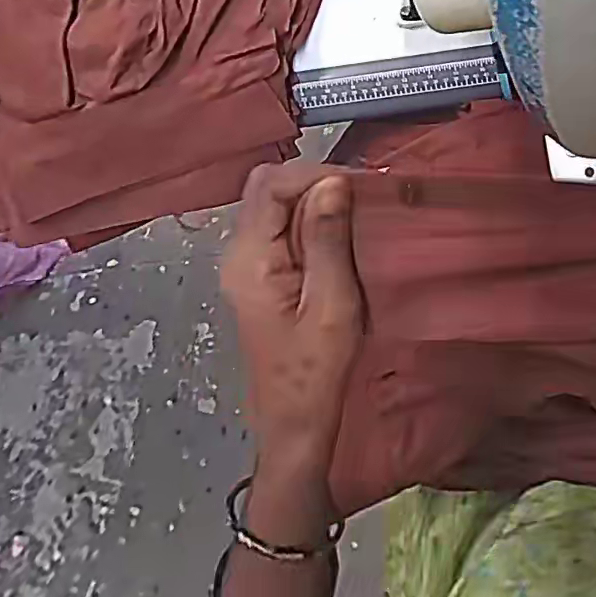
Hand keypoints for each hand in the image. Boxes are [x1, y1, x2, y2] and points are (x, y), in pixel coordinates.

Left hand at [221, 163, 365, 468]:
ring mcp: (246, 261)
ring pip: (274, 202)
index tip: (358, 187)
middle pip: (266, 187)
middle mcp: (237, 252)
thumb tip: (332, 181)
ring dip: (314, 199)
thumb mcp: (332, 302)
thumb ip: (328, 239)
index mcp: (248, 259)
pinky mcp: (260, 272)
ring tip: (355, 212)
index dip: (315, 175)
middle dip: (313, 181)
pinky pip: (281, 224)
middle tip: (358, 197)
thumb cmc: (317, 369)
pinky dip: (311, 218)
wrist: (296, 421)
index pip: (271, 185)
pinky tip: (339, 232)